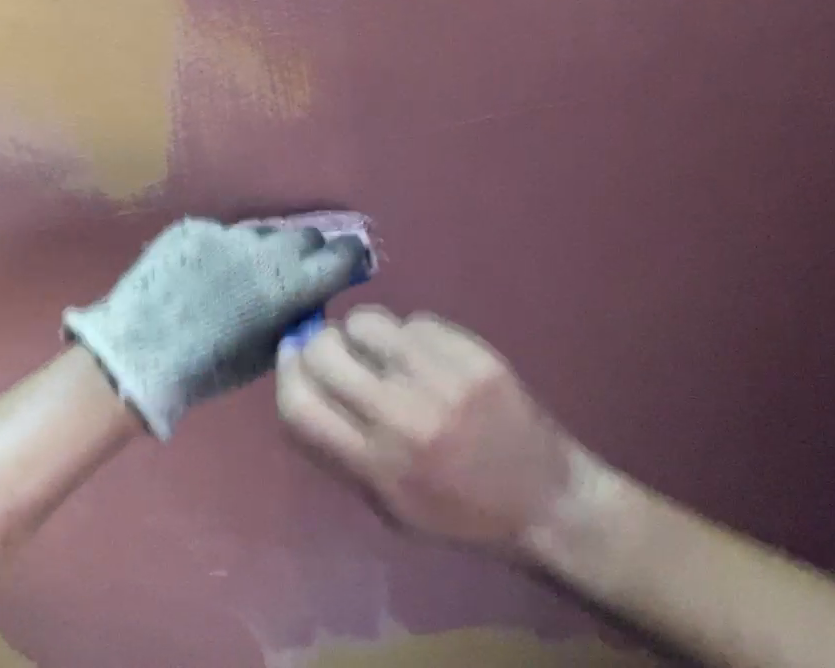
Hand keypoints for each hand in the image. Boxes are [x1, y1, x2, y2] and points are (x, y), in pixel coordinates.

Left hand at [64, 218, 365, 438]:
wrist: (139, 352)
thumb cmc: (209, 367)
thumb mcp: (267, 351)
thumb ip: (296, 315)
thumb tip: (310, 295)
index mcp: (289, 284)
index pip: (340, 254)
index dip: (347, 257)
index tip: (346, 261)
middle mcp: (263, 249)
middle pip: (303, 236)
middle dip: (306, 252)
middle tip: (294, 271)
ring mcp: (226, 233)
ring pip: (262, 233)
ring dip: (264, 250)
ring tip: (244, 274)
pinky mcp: (194, 228)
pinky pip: (222, 234)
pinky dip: (223, 251)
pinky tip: (206, 273)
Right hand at [276, 307, 578, 551]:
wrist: (550, 504)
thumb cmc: (463, 514)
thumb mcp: (389, 505)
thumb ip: (340, 449)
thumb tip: (300, 382)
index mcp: (375, 465)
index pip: (298, 404)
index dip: (285, 371)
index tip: (290, 356)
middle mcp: (401, 418)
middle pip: (323, 352)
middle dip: (319, 345)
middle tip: (336, 350)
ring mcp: (439, 381)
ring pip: (366, 322)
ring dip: (364, 333)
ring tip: (385, 351)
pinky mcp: (473, 355)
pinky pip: (415, 320)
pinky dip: (411, 335)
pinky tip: (431, 358)